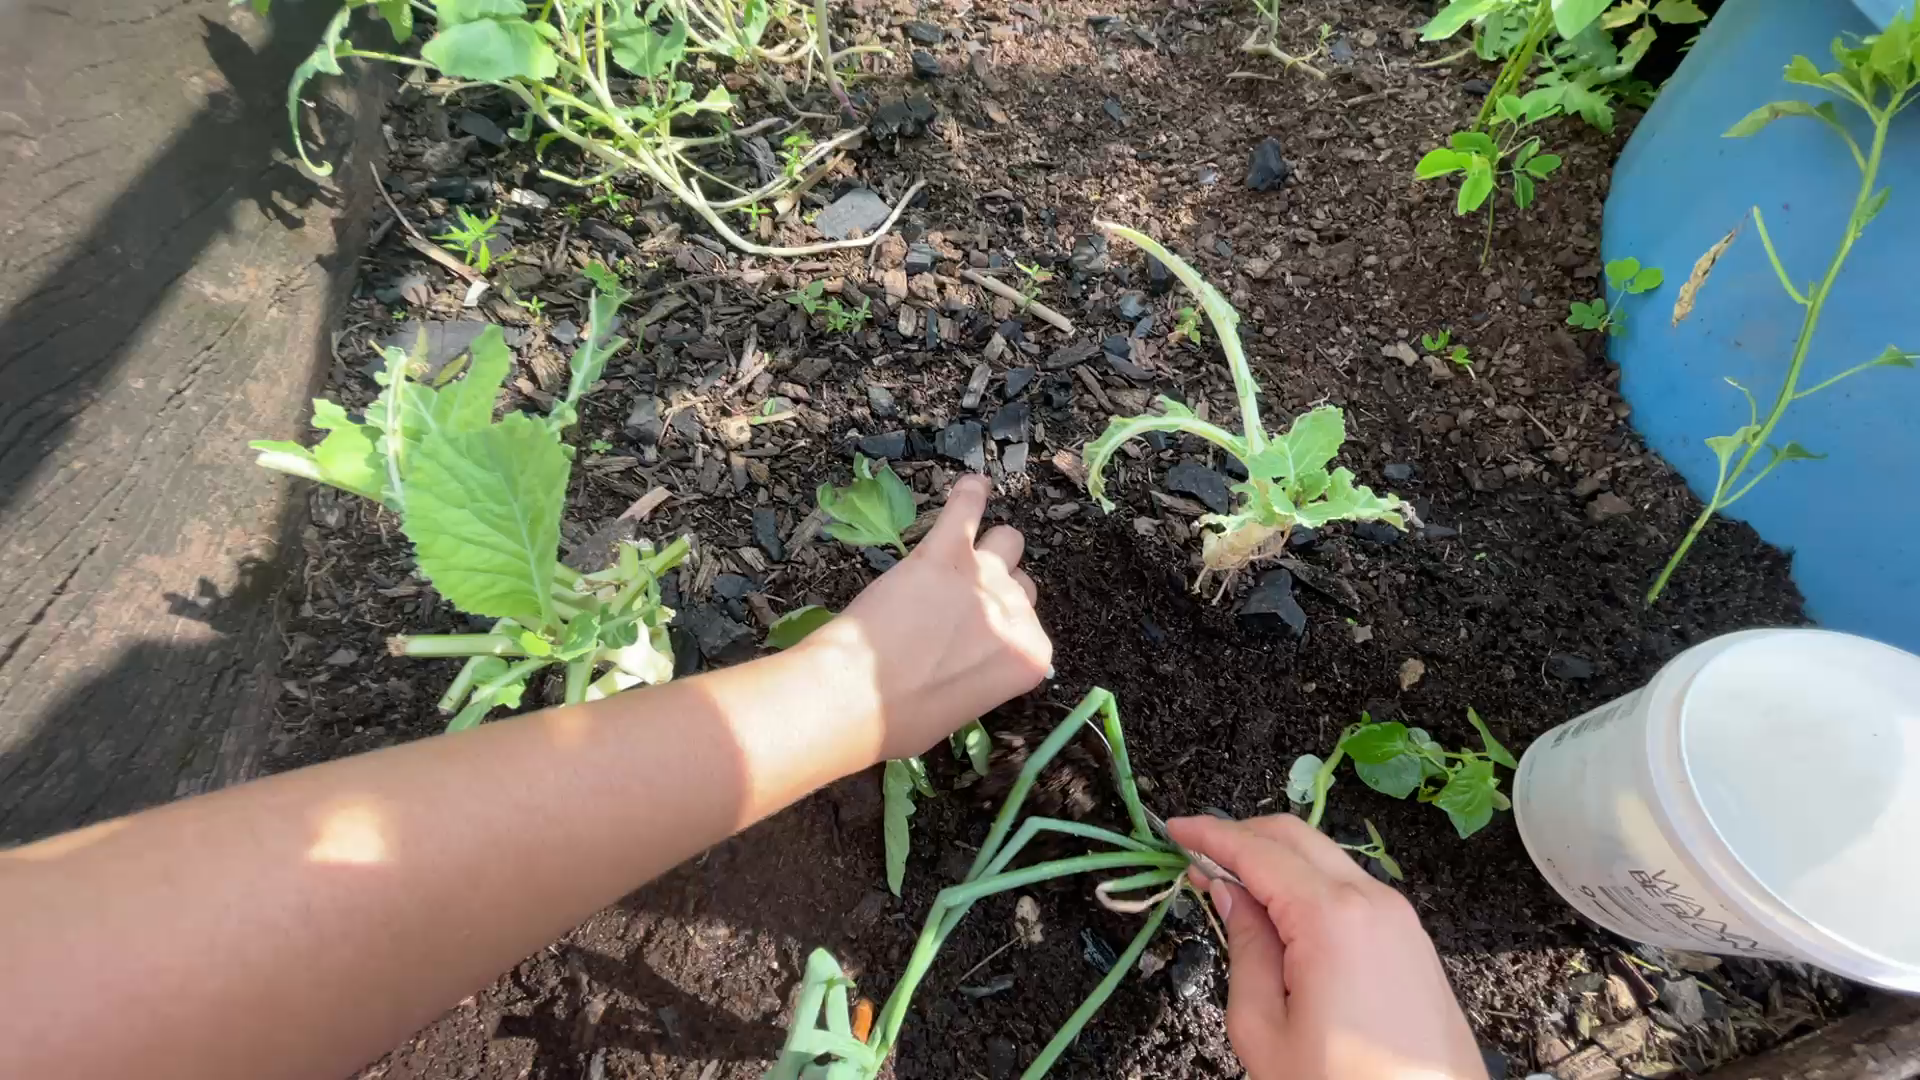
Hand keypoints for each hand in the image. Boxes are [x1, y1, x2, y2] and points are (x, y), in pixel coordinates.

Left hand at [799, 474, 1051, 761]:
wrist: (855, 696)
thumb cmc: (903, 718)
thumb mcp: (964, 707)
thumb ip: (984, 672)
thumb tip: (972, 657)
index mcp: (1030, 657)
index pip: (1031, 632)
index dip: (1001, 634)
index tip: (975, 642)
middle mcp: (1017, 612)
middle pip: (1023, 585)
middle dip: (999, 592)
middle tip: (961, 607)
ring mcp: (984, 576)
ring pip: (1008, 541)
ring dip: (991, 547)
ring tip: (966, 551)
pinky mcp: (946, 552)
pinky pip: (966, 507)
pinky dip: (970, 494)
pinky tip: (973, 485)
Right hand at [1168, 814, 1486, 1079]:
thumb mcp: (1265, 1031)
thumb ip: (1244, 948)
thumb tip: (1229, 892)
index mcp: (1330, 917)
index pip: (1256, 851)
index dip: (1209, 834)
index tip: (1173, 829)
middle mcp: (1371, 899)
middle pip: (1292, 836)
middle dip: (1240, 834)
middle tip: (1197, 853)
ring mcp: (1399, 918)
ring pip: (1322, 855)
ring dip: (1273, 855)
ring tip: (1232, 883)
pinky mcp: (1412, 940)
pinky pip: (1348, 885)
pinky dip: (1305, 879)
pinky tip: (1279, 910)